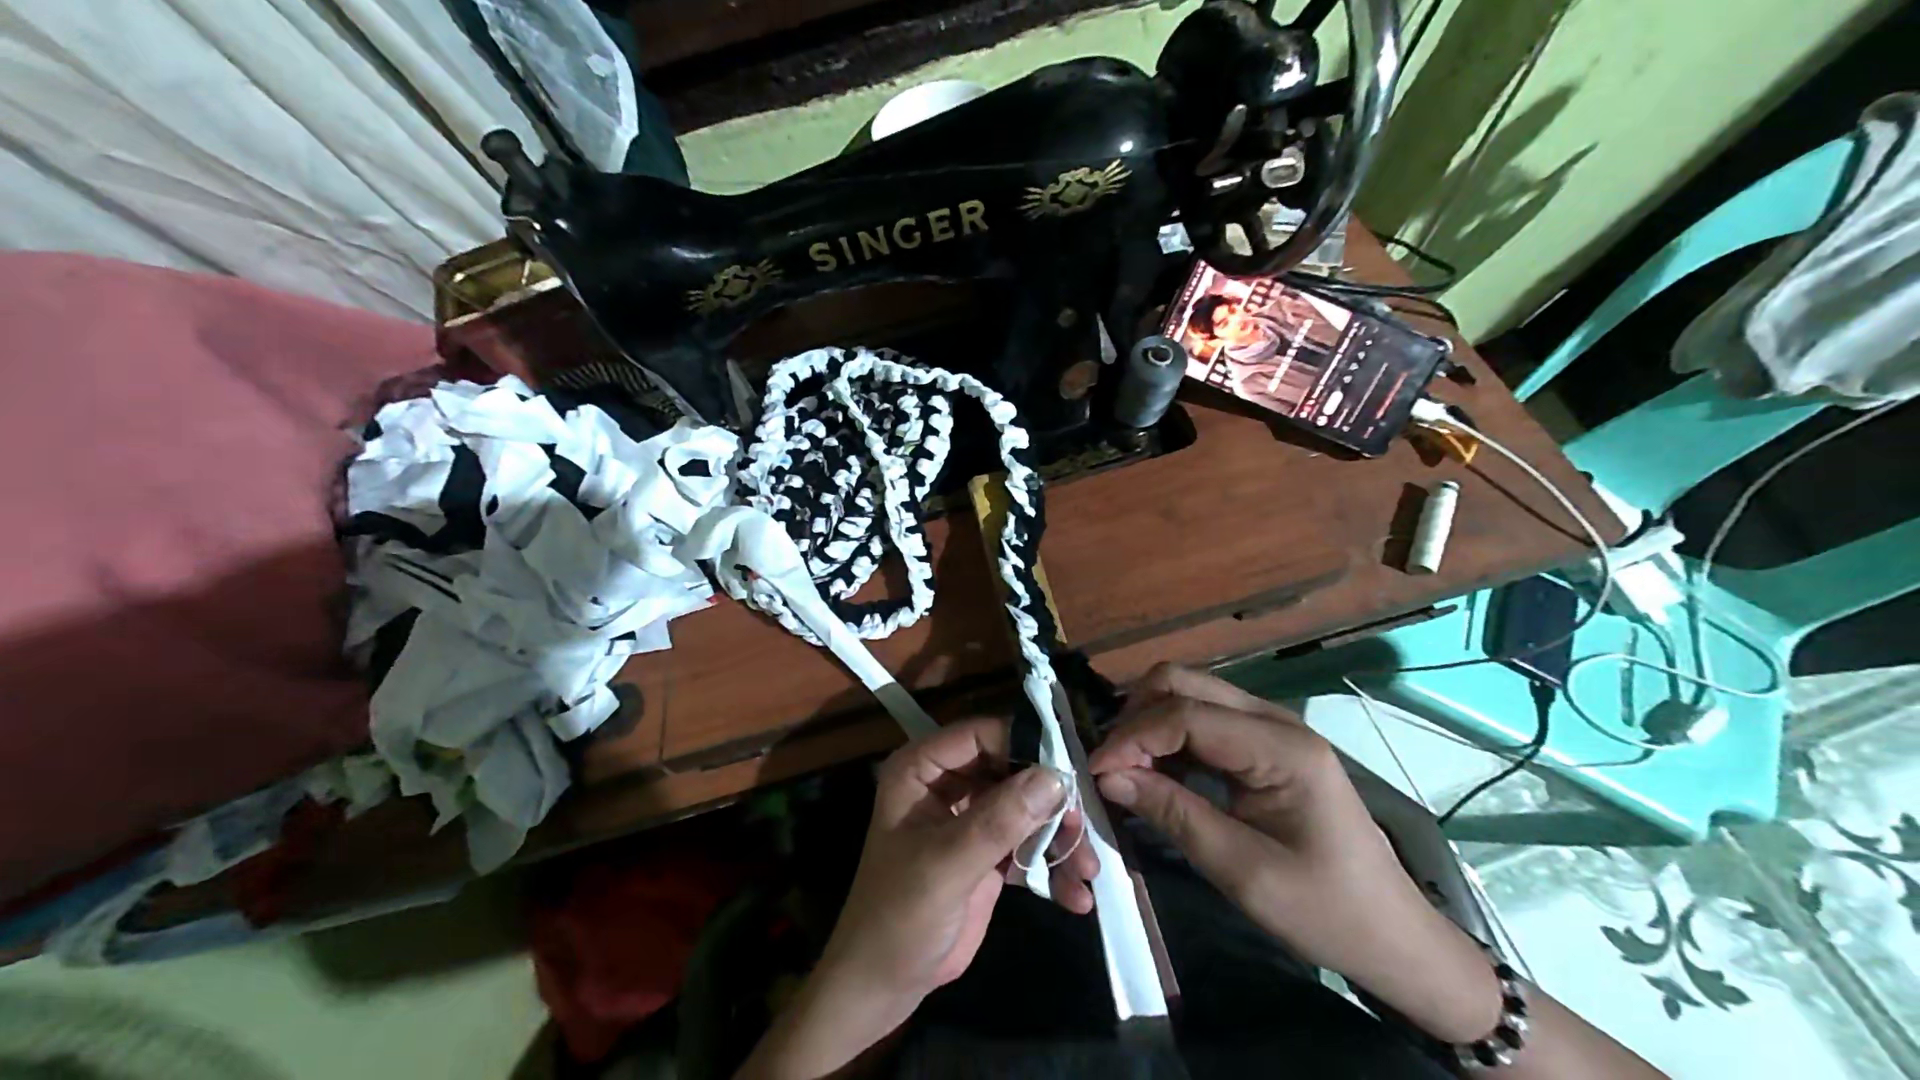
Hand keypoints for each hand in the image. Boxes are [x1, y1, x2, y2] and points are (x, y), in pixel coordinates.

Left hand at [738, 717, 1096, 1079]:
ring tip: (1087, 870)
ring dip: (1059, 836)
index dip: (1024, 744)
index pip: (979, 735)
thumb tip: (1055, 777)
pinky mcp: (988, 853)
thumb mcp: (947, 866)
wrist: (881, 985)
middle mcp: (947, 784)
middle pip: (1011, 768)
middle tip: (1084, 827)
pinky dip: (1053, 866)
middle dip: (1051, 799)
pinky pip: (1029, 844)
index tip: (1070, 769)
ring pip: (1027, 806)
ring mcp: (970, 819)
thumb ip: (999, 820)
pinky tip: (1075, 897)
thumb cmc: (898, 916)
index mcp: (921, 770)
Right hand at [1086, 664, 1501, 1042]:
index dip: (1131, 738)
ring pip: (1189, 694)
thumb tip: (1107, 776)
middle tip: (1109, 767)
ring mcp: (1271, 727)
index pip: (1184, 714)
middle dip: (1136, 717)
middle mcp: (1275, 720)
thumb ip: (1172, 813)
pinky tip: (1157, 775)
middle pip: (1183, 683)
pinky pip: (1203, 720)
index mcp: (1280, 747)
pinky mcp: (1265, 744)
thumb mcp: (1241, 870)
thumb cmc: (1323, 909)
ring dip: (1149, 724)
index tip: (1094, 773)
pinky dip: (1169, 739)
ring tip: (1126, 772)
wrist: (1392, 936)